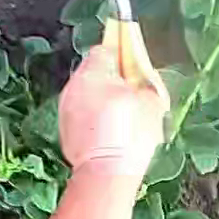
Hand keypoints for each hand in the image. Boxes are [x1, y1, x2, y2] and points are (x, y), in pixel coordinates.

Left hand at [58, 22, 168, 176]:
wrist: (107, 171)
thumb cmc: (131, 135)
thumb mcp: (153, 103)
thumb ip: (148, 82)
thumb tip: (144, 77)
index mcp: (96, 71)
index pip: (106, 48)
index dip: (123, 56)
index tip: (135, 69)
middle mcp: (75, 84)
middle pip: (95, 71)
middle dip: (113, 80)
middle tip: (133, 97)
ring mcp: (66, 106)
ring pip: (88, 92)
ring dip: (103, 99)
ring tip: (123, 119)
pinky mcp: (64, 126)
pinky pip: (82, 112)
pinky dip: (94, 117)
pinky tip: (111, 132)